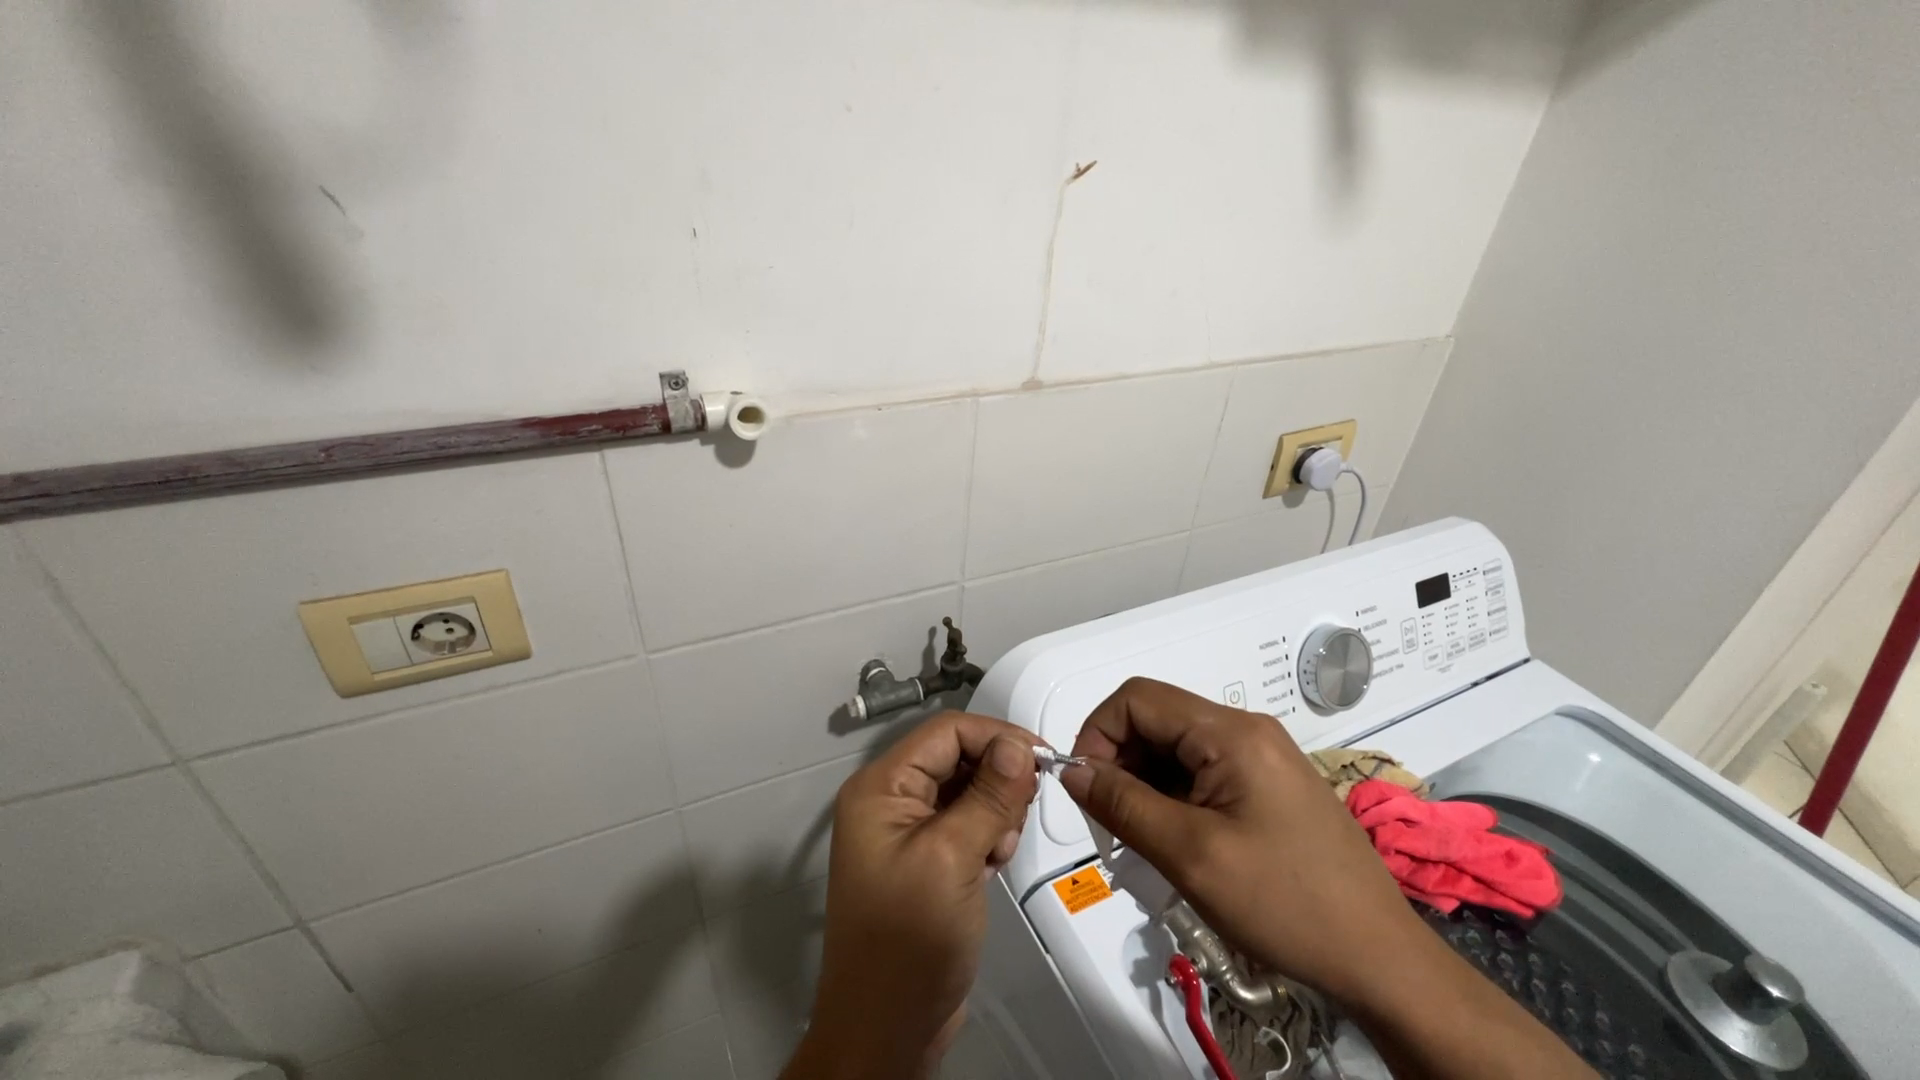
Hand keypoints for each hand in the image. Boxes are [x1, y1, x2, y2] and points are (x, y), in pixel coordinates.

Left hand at [786, 713, 1039, 1079]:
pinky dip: (987, 835)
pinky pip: (965, 824)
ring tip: (998, 850)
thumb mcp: (952, 858)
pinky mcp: (926, 861)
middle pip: (956, 757)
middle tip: (1020, 814)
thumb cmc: (909, 942)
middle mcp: (889, 802)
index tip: (1041, 758)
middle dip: (996, 778)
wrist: (887, 1027)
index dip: (995, 737)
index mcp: (880, 789)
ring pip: (966, 791)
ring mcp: (907, 833)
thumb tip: (1018, 746)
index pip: (945, 732)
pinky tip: (992, 864)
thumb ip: (988, 796)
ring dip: (994, 811)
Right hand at [1058, 677, 1427, 1007]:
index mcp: (1231, 733)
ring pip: (1175, 751)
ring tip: (1140, 844)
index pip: (1137, 699)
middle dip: (1119, 764)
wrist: (1378, 957)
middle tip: (1111, 827)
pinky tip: (1172, 845)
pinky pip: (1201, 775)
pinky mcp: (1267, 788)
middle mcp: (1246, 732)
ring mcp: (1260, 759)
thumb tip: (1071, 770)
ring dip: (1143, 787)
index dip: (1097, 735)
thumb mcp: (1190, 855)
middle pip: (1156, 722)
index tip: (1085, 791)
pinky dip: (1172, 801)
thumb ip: (1123, 804)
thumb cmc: (1284, 902)